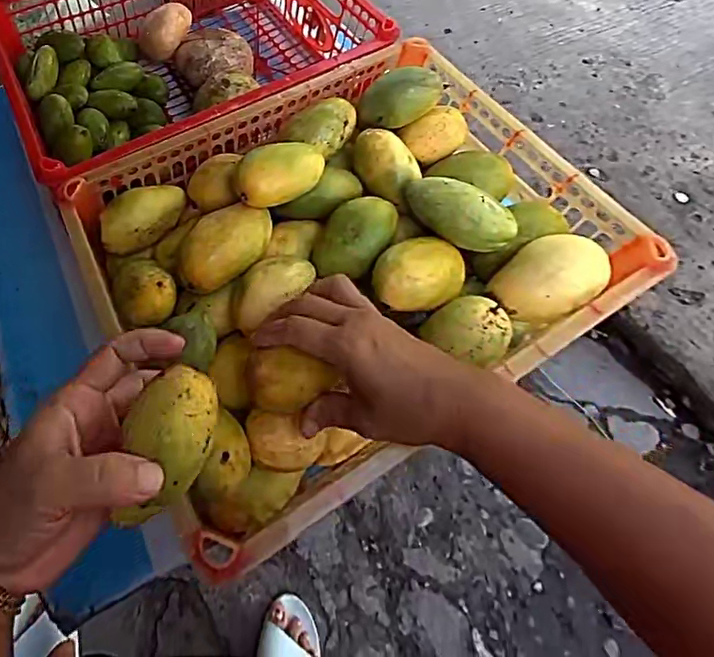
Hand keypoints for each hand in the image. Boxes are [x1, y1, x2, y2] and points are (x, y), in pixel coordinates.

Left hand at [0, 329, 183, 595]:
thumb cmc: (10, 505)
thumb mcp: (50, 482)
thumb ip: (102, 476)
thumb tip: (158, 474)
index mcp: (77, 402)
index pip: (115, 358)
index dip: (147, 344)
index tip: (182, 344)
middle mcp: (98, 421)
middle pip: (143, 392)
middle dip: (173, 388)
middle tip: (209, 394)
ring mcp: (109, 456)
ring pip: (152, 431)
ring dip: (177, 432)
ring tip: (210, 433)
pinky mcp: (117, 491)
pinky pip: (152, 472)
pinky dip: (172, 472)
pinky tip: (193, 474)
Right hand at [253, 275, 489, 450]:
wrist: (459, 398)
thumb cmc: (411, 412)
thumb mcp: (366, 419)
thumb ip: (329, 413)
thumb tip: (300, 425)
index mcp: (345, 345)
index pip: (297, 329)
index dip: (271, 332)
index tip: (254, 340)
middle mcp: (354, 321)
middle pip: (307, 303)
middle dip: (281, 313)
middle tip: (265, 328)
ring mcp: (370, 315)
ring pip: (329, 288)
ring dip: (307, 296)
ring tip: (294, 313)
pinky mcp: (383, 317)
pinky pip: (348, 294)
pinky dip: (328, 296)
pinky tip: (327, 316)